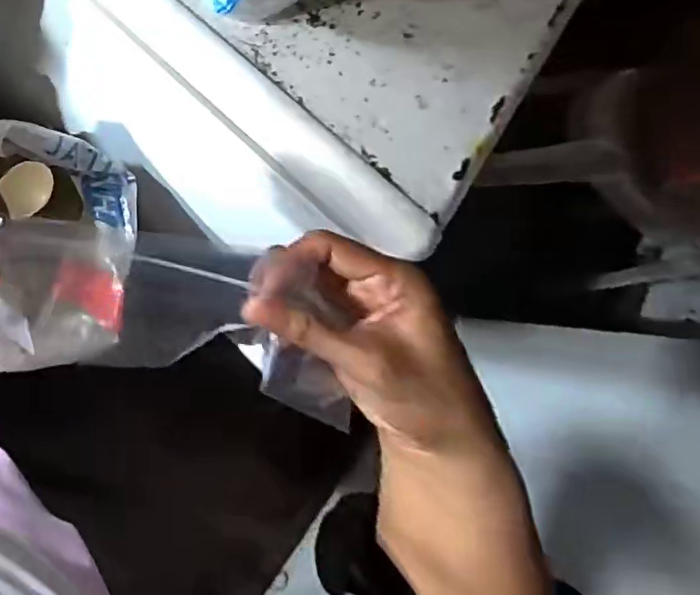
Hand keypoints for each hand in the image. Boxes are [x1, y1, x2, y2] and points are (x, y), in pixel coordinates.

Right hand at [242, 230, 499, 459]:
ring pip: (309, 283)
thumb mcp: (362, 362)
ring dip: (283, 296)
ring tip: (257, 315)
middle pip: (315, 261)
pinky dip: (291, 315)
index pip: (327, 247)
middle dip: (282, 278)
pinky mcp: (350, 326)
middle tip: (255, 301)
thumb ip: (305, 329)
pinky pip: (312, 307)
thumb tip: (249, 305)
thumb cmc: (422, 401)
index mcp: (392, 279)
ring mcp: (362, 304)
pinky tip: (272, 329)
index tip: (264, 289)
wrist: (450, 453)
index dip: (291, 260)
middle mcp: (375, 282)